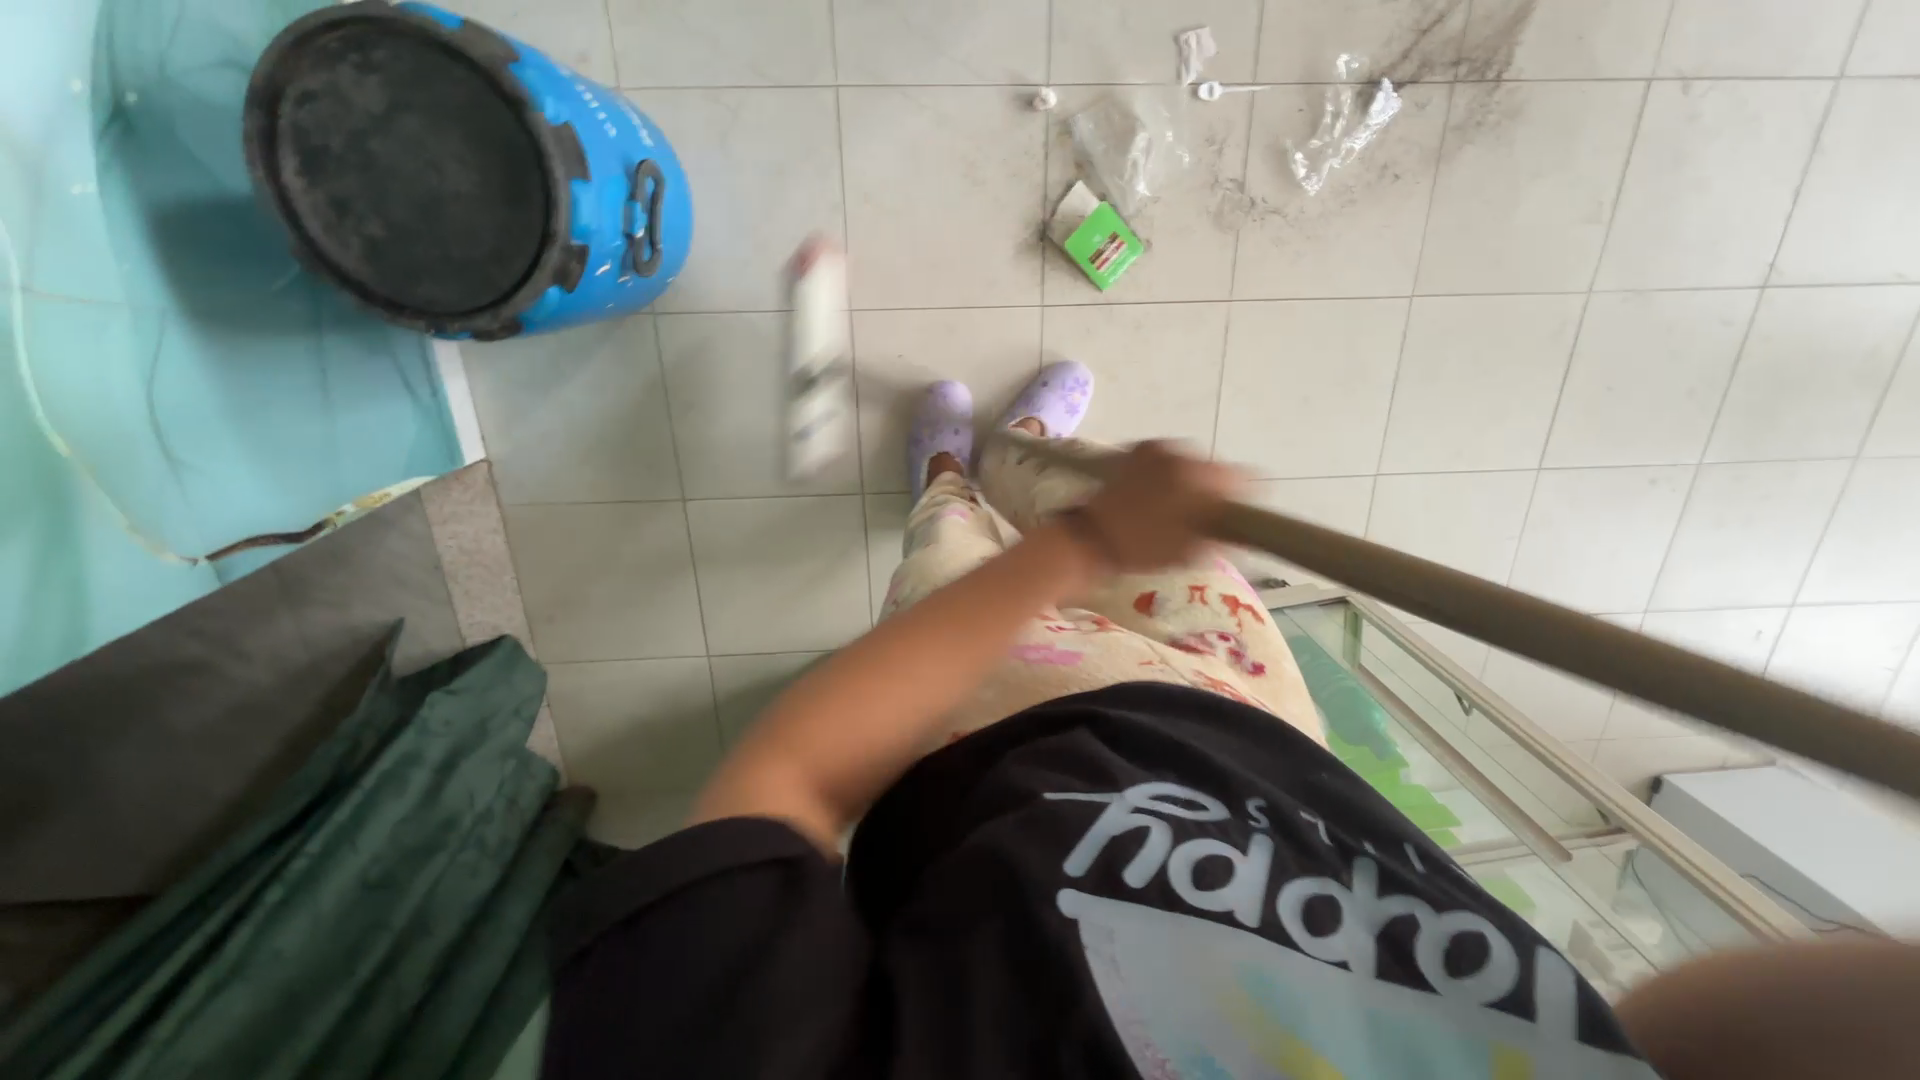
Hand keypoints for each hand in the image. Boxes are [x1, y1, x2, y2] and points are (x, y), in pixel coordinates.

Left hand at [1072, 441, 1239, 572]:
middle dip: (1215, 486)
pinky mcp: (1138, 449)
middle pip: (1214, 467)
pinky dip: (1169, 471)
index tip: (1241, 511)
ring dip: (1191, 477)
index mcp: (1200, 476)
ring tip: (1181, 502)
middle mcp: (1182, 453)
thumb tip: (1243, 528)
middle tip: (1208, 510)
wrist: (1091, 537)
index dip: (1245, 495)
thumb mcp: (1190, 551)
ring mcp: (1158, 448)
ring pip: (1190, 460)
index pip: (1241, 478)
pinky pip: (1167, 457)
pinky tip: (1161, 491)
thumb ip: (1223, 535)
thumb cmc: (1142, 549)